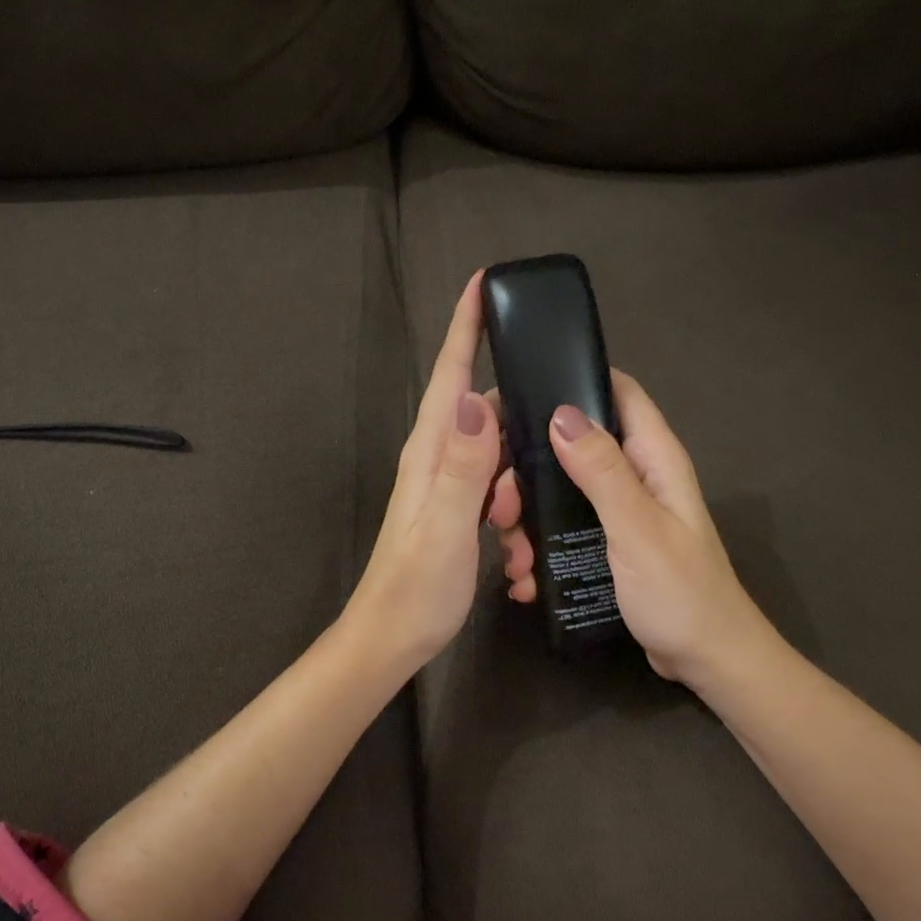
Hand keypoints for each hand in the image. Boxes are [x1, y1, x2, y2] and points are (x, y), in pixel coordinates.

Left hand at [345, 271, 509, 669]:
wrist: (392, 638)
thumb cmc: (417, 587)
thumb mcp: (445, 526)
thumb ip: (461, 466)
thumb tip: (478, 399)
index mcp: (430, 451)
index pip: (450, 374)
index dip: (465, 326)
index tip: (483, 282)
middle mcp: (436, 457)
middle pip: (485, 410)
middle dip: (518, 429)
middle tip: (528, 481)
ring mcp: (446, 484)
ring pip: (496, 454)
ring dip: (516, 484)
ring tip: (513, 534)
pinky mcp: (456, 509)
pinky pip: (494, 488)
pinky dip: (510, 509)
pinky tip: (514, 547)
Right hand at [492, 370, 773, 684]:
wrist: (707, 660)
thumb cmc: (680, 594)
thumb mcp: (637, 529)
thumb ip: (603, 472)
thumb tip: (561, 413)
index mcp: (654, 457)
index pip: (617, 391)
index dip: (573, 378)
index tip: (516, 392)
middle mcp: (638, 474)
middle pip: (576, 443)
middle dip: (530, 466)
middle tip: (498, 502)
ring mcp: (623, 511)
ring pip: (563, 489)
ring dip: (530, 514)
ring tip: (509, 548)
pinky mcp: (610, 544)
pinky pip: (566, 528)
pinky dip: (542, 544)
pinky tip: (524, 574)